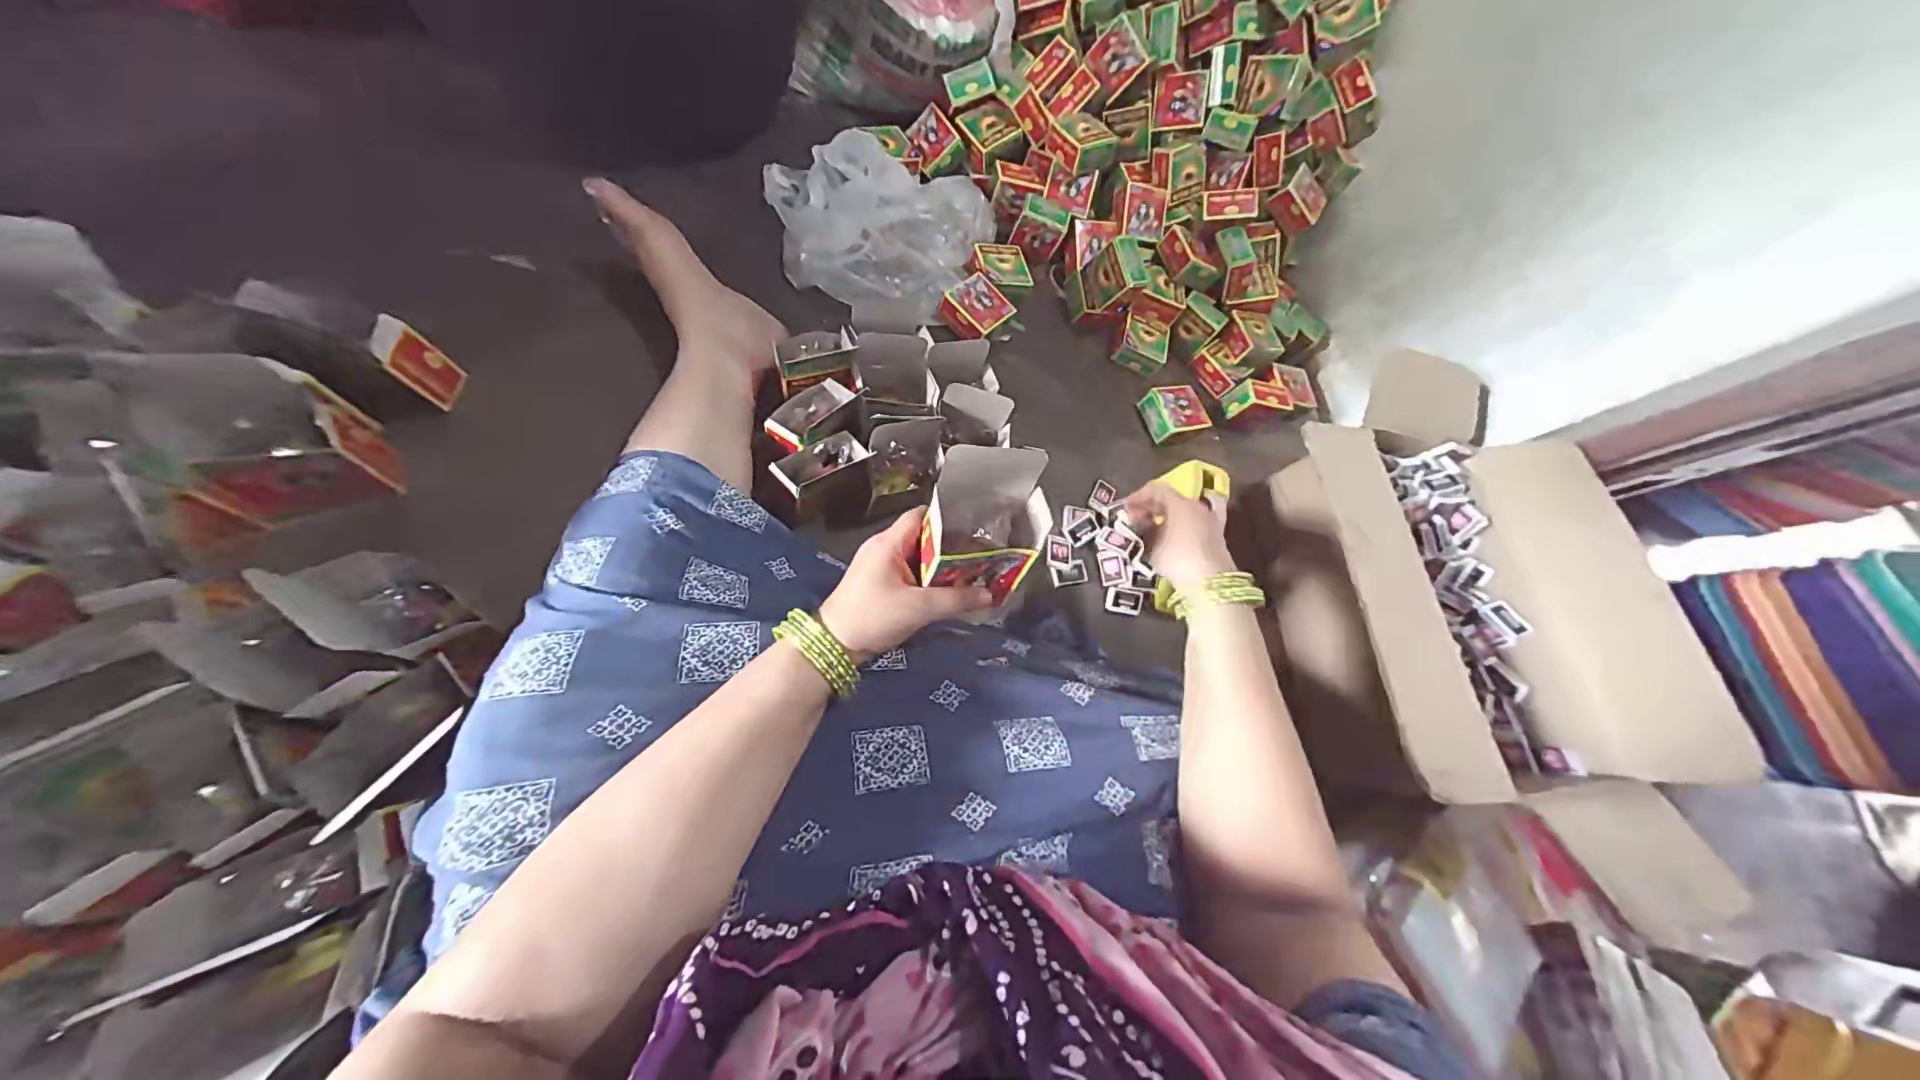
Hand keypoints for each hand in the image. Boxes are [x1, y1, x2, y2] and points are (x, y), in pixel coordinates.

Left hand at [817, 508, 993, 656]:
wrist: (835, 644)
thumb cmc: (873, 616)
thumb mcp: (918, 608)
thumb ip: (956, 600)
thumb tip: (990, 595)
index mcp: (888, 543)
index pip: (921, 515)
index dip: (948, 518)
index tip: (975, 528)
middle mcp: (884, 548)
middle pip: (924, 536)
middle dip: (952, 546)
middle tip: (981, 555)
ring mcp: (881, 566)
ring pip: (919, 557)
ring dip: (942, 565)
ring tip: (972, 571)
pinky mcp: (881, 583)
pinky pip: (911, 573)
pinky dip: (930, 579)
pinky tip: (949, 589)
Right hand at [1123, 481, 1237, 591]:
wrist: (1210, 584)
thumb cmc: (1177, 560)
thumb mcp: (1152, 545)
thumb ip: (1143, 530)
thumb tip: (1140, 523)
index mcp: (1180, 503)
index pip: (1156, 489)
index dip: (1138, 496)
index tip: (1125, 509)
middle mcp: (1196, 506)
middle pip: (1170, 498)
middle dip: (1150, 507)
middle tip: (1134, 520)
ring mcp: (1208, 519)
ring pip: (1181, 510)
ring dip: (1164, 516)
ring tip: (1149, 531)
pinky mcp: (1215, 534)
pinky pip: (1193, 522)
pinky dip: (1180, 524)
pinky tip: (1172, 534)